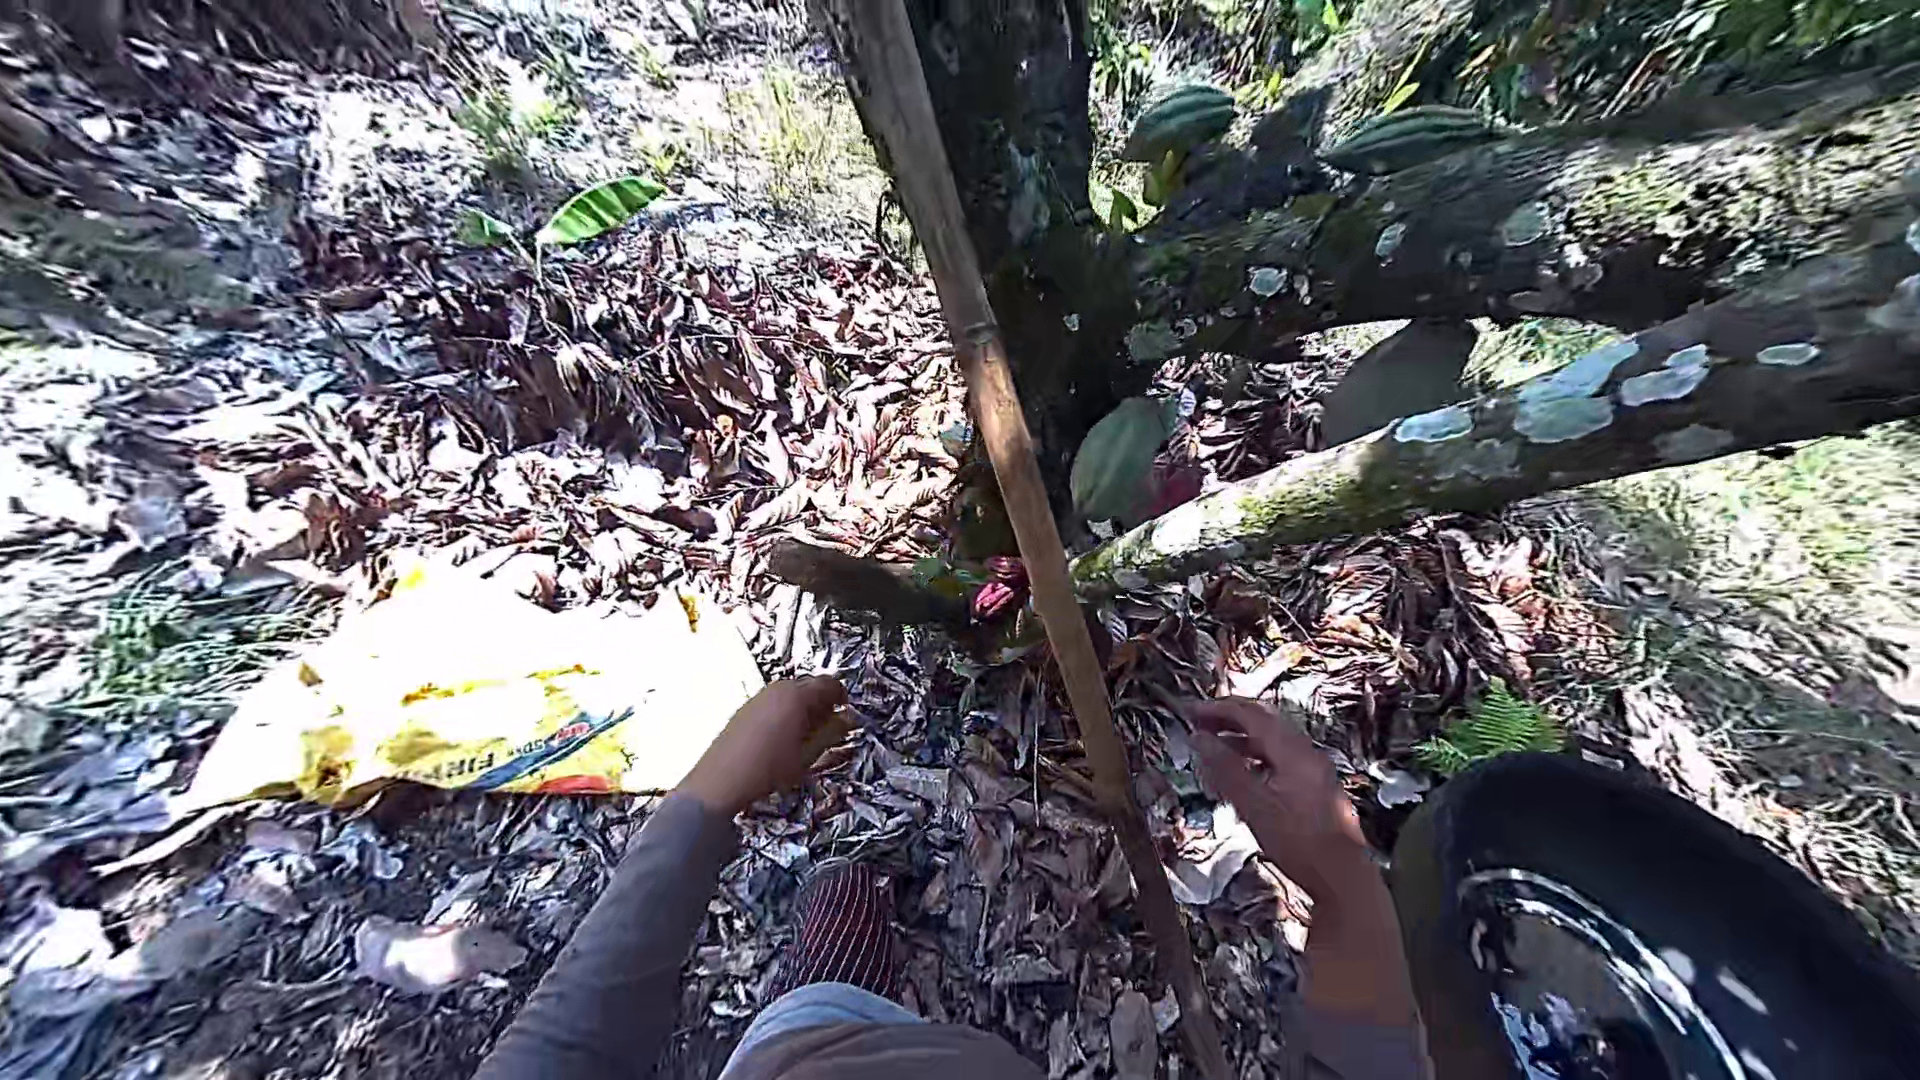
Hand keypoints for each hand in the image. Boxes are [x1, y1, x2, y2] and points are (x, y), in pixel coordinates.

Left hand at [678, 676, 851, 816]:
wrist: (719, 783)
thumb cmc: (770, 768)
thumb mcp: (808, 754)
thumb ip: (832, 732)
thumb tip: (849, 719)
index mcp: (797, 695)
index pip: (829, 684)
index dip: (841, 697)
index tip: (845, 715)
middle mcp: (778, 688)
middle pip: (810, 686)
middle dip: (823, 703)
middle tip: (828, 727)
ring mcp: (759, 696)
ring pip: (791, 694)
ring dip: (804, 707)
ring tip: (805, 735)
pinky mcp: (746, 708)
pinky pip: (774, 701)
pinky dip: (785, 711)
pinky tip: (782, 736)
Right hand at [1186, 697, 1371, 900]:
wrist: (1343, 881)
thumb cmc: (1297, 842)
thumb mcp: (1253, 805)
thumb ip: (1224, 767)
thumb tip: (1198, 737)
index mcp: (1293, 751)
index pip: (1250, 715)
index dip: (1217, 709)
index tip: (1190, 711)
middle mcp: (1306, 752)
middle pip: (1262, 720)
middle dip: (1228, 717)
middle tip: (1199, 721)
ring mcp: (1313, 767)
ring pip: (1270, 737)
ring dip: (1240, 735)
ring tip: (1213, 742)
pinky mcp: (1314, 783)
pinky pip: (1278, 754)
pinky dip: (1253, 752)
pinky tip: (1239, 767)